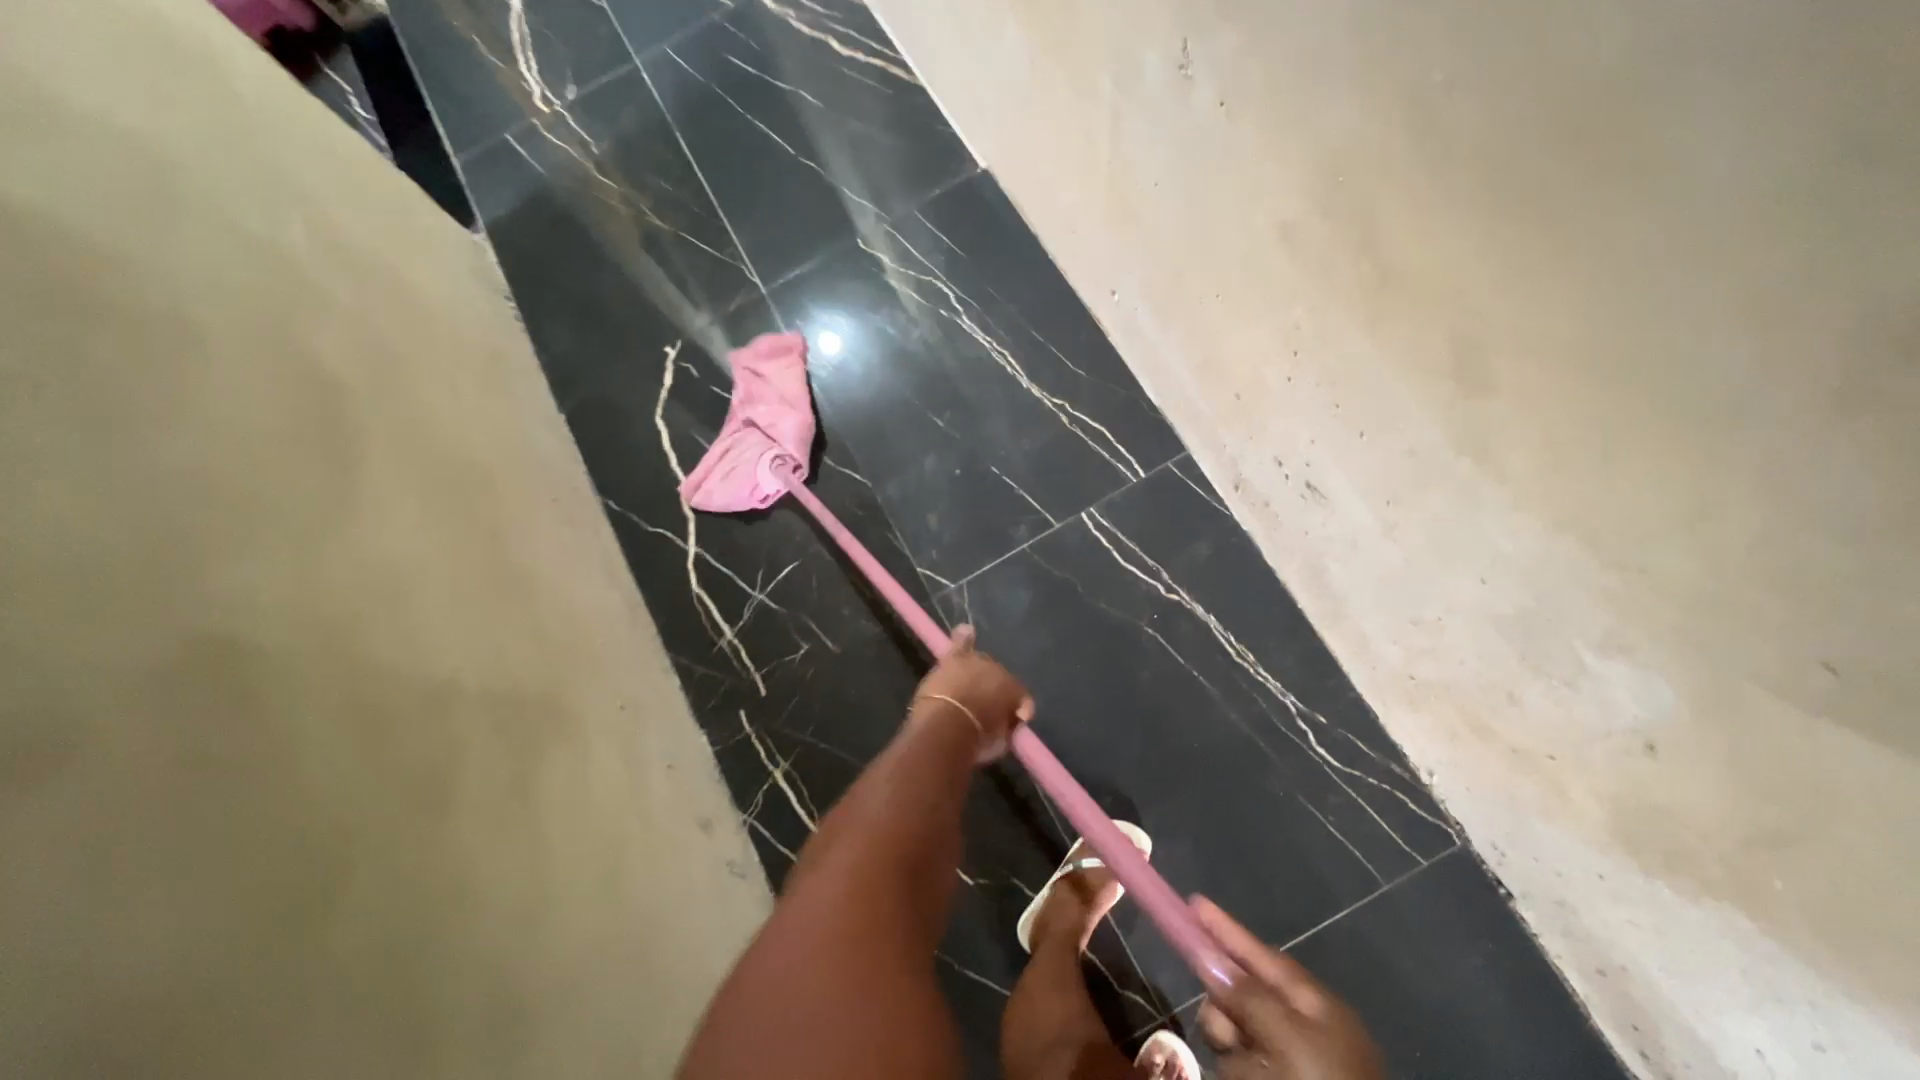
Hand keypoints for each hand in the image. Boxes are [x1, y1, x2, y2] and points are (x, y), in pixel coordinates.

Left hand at [910, 626, 1032, 762]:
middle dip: (991, 690)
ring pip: (979, 661)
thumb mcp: (1000, 742)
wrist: (950, 725)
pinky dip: (963, 638)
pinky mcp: (954, 659)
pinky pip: (962, 643)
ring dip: (977, 669)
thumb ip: (1005, 729)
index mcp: (1016, 693)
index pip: (1017, 697)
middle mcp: (1001, 673)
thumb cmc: (978, 739)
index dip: (1010, 709)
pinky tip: (965, 631)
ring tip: (972, 678)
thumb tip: (1006, 724)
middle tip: (979, 707)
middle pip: (997, 678)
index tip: (1003, 722)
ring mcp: (977, 663)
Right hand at [1193, 897, 1385, 1079]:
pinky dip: (1242, 1076)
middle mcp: (1296, 1027)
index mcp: (1312, 1004)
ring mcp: (1284, 1062)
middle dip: (1226, 1015)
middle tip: (1235, 1038)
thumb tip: (1210, 963)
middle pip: (1236, 997)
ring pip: (1230, 1036)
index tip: (1192, 902)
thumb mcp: (1291, 1038)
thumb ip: (1248, 998)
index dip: (1225, 930)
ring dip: (1235, 1056)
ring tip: (1260, 1078)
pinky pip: (1237, 1068)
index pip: (1260, 955)